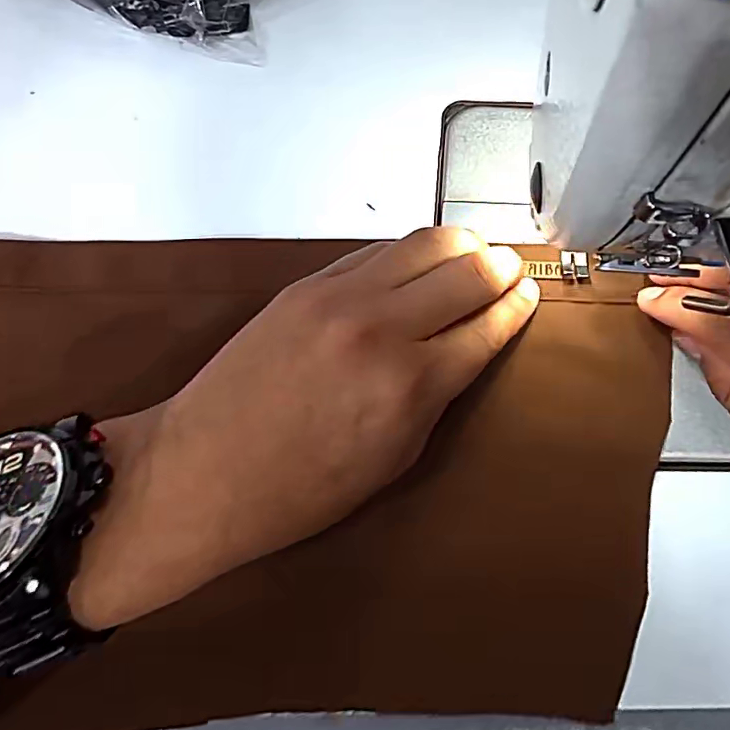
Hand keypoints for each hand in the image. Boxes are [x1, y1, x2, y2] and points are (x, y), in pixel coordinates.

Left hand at [73, 227, 538, 627]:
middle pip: (469, 269)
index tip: (529, 295)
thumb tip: (471, 343)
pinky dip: (412, 252)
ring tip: (475, 253)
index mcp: (410, 386)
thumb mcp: (395, 457)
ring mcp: (341, 297)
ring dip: (463, 244)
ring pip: (427, 241)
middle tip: (510, 269)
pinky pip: (379, 250)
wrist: (200, 471)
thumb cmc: (302, 488)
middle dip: (502, 266)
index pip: (489, 324)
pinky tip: (420, 262)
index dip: (518, 306)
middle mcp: (382, 329)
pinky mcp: (309, 284)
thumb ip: (441, 393)